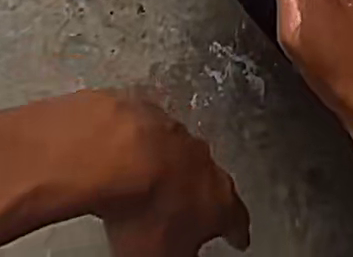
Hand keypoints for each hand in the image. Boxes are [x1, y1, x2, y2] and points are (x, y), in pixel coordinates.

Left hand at [82, 91, 250, 256]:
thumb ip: (181, 253)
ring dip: (165, 164)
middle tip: (182, 209)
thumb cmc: (145, 211)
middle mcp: (203, 158)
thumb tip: (179, 250)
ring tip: (145, 185)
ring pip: (175, 149)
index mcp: (219, 200)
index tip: (237, 237)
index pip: (235, 220)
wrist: (115, 153)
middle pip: (207, 177)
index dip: (235, 231)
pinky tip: (121, 161)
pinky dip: (138, 145)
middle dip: (197, 191)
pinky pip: (145, 131)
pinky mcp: (143, 110)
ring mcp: (172, 129)